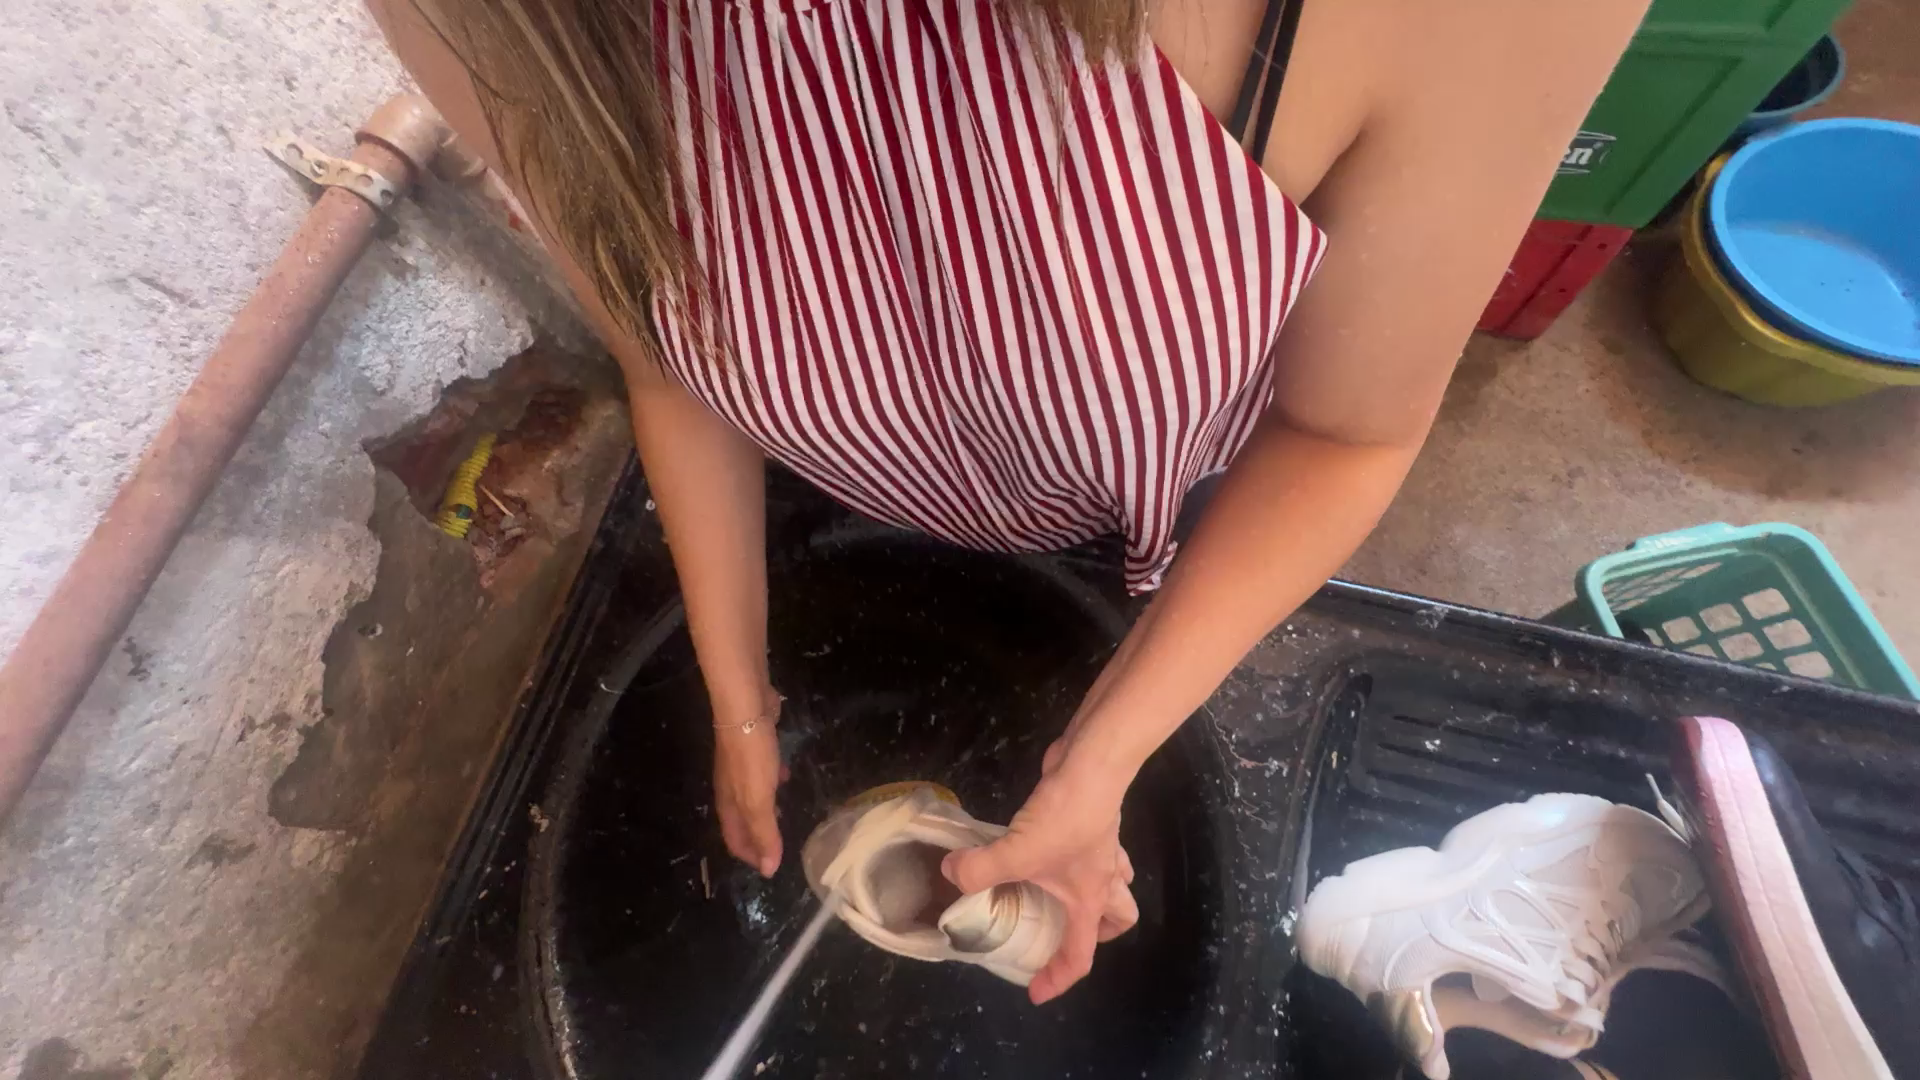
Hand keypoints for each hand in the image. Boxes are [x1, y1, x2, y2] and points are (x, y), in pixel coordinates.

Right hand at [712, 688, 786, 876]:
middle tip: (780, 843)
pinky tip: (785, 774)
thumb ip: (764, 832)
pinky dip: (772, 780)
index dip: (750, 855)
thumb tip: (768, 870)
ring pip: (751, 795)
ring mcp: (741, 765)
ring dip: (766, 808)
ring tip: (785, 813)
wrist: (745, 706)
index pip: (735, 840)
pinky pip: (762, 771)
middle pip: (742, 819)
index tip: (770, 867)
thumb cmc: (752, 755)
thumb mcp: (759, 799)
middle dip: (758, 834)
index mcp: (729, 804)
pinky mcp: (753, 746)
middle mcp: (730, 787)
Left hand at [941, 739, 1139, 1003]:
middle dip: (1099, 931)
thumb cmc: (1065, 818)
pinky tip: (1051, 839)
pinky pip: (1093, 845)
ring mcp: (1101, 843)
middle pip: (1119, 915)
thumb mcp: (1017, 851)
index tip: (1034, 992)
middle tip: (1065, 928)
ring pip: (1116, 878)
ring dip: (1097, 889)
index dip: (1058, 979)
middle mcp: (1102, 875)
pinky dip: (1081, 850)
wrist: (1091, 764)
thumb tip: (949, 874)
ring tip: (1060, 888)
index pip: (1081, 955)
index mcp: (1088, 898)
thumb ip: (979, 869)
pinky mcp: (1091, 816)